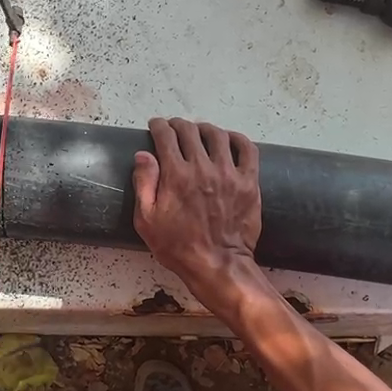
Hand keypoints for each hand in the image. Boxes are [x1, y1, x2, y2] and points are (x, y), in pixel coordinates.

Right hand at [132, 118, 266, 309]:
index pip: (166, 136)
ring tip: (199, 132)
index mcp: (176, 175)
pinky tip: (228, 140)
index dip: (158, 126)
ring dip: (204, 128)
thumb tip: (143, 154)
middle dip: (178, 125)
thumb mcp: (146, 220)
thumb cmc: (177, 246)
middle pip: (190, 131)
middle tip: (174, 128)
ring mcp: (229, 173)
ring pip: (217, 135)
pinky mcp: (249, 182)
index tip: (156, 126)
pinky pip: (247, 149)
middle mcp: (203, 167)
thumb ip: (143, 184)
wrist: (217, 265)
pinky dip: (237, 138)